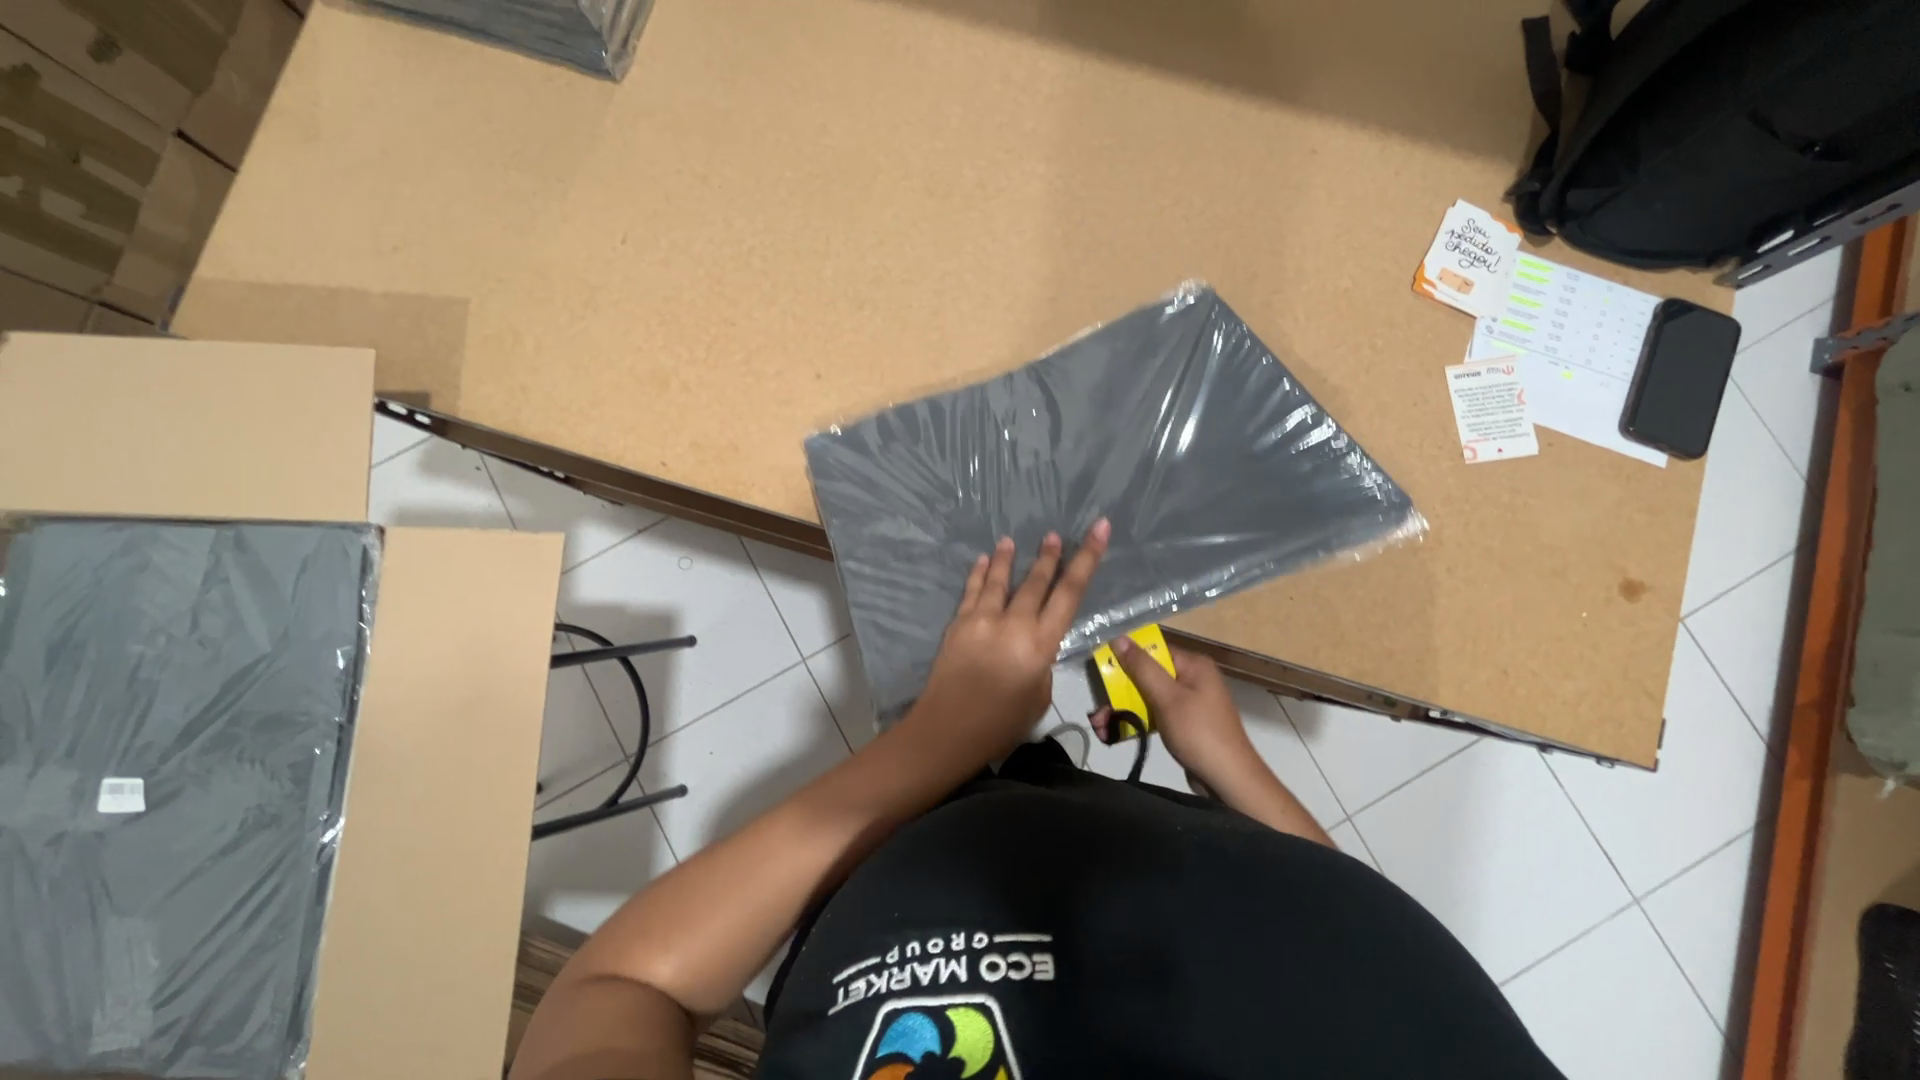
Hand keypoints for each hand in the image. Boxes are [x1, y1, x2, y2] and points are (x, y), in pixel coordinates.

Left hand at [910, 521, 1109, 760]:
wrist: (948, 729)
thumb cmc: (1001, 723)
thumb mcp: (1038, 697)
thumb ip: (1042, 666)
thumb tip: (1034, 646)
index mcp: (1041, 644)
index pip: (1071, 593)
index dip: (1087, 559)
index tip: (1099, 530)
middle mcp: (1015, 624)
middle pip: (1037, 581)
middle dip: (1049, 556)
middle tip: (1054, 535)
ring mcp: (983, 620)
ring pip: (1000, 580)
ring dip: (1007, 559)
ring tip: (1011, 540)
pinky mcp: (958, 624)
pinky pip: (972, 591)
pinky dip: (978, 574)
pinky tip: (981, 560)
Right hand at [1091, 640, 1256, 790]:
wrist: (1228, 779)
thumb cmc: (1198, 733)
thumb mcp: (1167, 697)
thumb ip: (1142, 667)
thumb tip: (1118, 636)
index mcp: (1193, 664)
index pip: (1152, 650)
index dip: (1124, 658)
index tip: (1100, 672)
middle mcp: (1192, 677)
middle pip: (1146, 675)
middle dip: (1118, 693)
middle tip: (1096, 713)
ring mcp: (1188, 701)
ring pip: (1146, 697)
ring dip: (1122, 710)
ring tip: (1099, 727)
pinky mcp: (1183, 722)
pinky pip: (1154, 714)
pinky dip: (1136, 721)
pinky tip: (1114, 734)